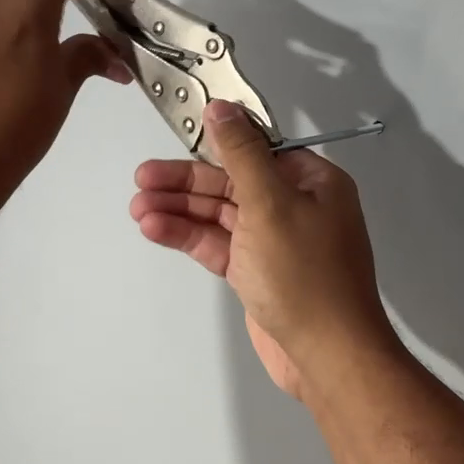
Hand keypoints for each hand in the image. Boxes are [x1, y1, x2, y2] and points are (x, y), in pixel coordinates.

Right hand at [130, 101, 397, 397]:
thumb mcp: (270, 203)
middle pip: (233, 182)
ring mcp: (275, 241)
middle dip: (187, 182)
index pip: (258, 150)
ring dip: (181, 209)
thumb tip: (222, 108)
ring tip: (137, 207)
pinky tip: (155, 228)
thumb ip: (241, 153)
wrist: (326, 355)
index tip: (177, 136)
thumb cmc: (304, 274)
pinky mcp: (257, 272)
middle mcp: (297, 206)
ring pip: (221, 214)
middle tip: (141, 178)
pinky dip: (188, 235)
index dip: (216, 144)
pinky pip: (219, 244)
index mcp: (314, 182)